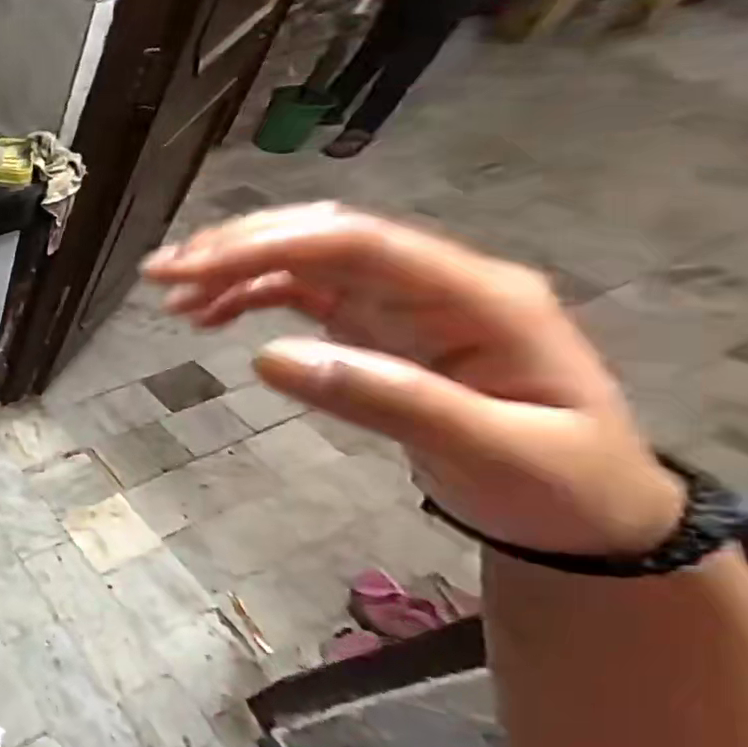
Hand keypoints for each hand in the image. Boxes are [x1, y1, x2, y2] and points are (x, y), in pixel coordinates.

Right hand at [142, 204, 683, 556]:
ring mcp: (401, 298)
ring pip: (302, 256)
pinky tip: (210, 314)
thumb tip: (267, 356)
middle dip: (234, 246)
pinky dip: (248, 293)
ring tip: (172, 297)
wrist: (587, 511)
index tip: (186, 272)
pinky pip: (301, 290)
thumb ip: (385, 399)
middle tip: (160, 275)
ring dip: (232, 267)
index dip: (262, 247)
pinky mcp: (374, 321)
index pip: (353, 243)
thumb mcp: (488, 453)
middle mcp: (432, 280)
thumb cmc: (556, 485)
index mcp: (474, 295)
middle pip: (319, 235)